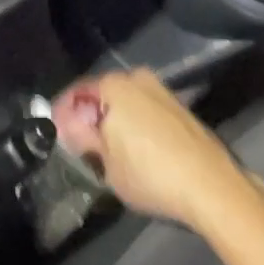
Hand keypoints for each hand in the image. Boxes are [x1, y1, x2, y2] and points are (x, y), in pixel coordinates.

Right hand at [51, 70, 263, 229]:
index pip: (77, 92)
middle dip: (89, 117)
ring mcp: (162, 92)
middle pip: (103, 95)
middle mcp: (139, 79)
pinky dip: (133, 126)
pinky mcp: (179, 109)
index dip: (62, 114)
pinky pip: (145, 112)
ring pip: (126, 104)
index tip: (54, 135)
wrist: (209, 184)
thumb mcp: (106, 162)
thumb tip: (65, 122)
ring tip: (103, 153)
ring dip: (112, 122)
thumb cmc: (149, 172)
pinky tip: (132, 151)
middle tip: (77, 147)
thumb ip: (82, 137)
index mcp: (116, 85)